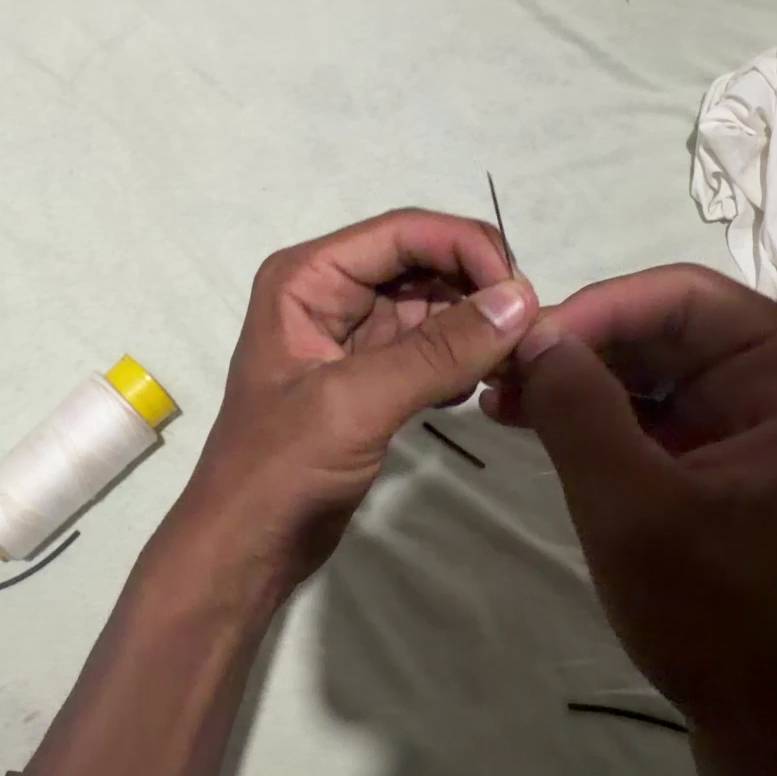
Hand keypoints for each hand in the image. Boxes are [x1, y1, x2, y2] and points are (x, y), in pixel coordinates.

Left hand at [166, 208, 538, 596]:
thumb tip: (520, 299)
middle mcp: (326, 291)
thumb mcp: (355, 402)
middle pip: (420, 262)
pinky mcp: (368, 375)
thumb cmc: (281, 468)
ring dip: (475, 327)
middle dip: (476, 289)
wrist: (246, 543)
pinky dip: (458, 359)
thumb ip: (437, 351)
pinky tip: (475, 389)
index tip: (524, 293)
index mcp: (306, 277)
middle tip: (530, 334)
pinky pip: (427, 347)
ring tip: (512, 364)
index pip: (401, 232)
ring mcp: (348, 334)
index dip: (466, 247)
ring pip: (430, 305)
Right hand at [486, 265, 776, 775]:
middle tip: (502, 375)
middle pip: (673, 330)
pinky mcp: (749, 458)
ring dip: (582, 381)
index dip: (592, 310)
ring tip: (508, 402)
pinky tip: (542, 424)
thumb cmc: (719, 619)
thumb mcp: (630, 506)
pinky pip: (668, 410)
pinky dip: (603, 414)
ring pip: (662, 367)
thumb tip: (532, 330)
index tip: (518, 345)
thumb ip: (576, 404)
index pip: (687, 299)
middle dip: (581, 349)